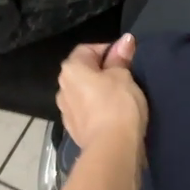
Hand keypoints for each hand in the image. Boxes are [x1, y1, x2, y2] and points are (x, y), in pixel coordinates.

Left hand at [56, 35, 146, 151]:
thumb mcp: (124, 77)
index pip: (87, 49)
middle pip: (84, 73)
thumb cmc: (118, 105)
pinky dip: (98, 111)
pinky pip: (88, 113)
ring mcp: (66, 112)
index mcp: (71, 69)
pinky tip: (114, 116)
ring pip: (85, 95)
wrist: (112, 148)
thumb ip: (121, 59)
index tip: (127, 58)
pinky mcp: (75, 131)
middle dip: (103, 73)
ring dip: (99, 93)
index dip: (109, 50)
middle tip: (126, 78)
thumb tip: (125, 41)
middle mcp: (62, 88)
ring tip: (121, 99)